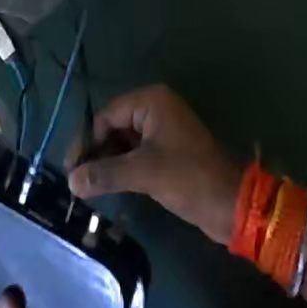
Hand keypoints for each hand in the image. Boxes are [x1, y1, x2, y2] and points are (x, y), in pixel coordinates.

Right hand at [67, 85, 242, 243]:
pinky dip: (121, 167)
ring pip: (122, 141)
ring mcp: (162, 129)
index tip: (70, 168)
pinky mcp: (167, 151)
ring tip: (89, 186)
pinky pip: (135, 153)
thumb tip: (71, 181)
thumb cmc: (190, 178)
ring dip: (107, 161)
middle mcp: (154, 108)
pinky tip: (108, 185)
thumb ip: (105, 173)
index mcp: (150, 101)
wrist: (236, 206)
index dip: (85, 141)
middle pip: (112, 126)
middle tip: (77, 180)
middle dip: (95, 152)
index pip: (105, 116)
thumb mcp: (144, 173)